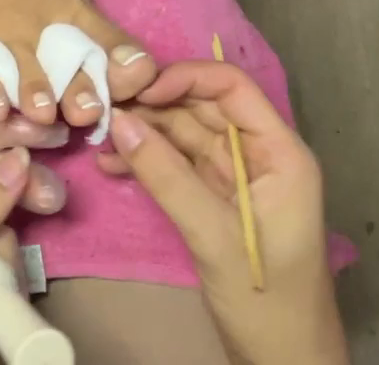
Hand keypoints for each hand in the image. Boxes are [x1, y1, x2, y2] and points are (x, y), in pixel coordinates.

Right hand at [99, 62, 347, 364]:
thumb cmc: (267, 300)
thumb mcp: (214, 235)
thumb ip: (166, 175)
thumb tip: (118, 121)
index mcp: (279, 153)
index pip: (231, 87)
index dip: (185, 78)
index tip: (138, 91)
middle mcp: (257, 155)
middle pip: (201, 105)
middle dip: (154, 102)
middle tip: (104, 105)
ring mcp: (233, 175)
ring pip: (182, 131)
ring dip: (142, 130)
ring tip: (99, 134)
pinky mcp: (212, 196)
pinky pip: (174, 161)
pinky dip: (144, 158)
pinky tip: (110, 164)